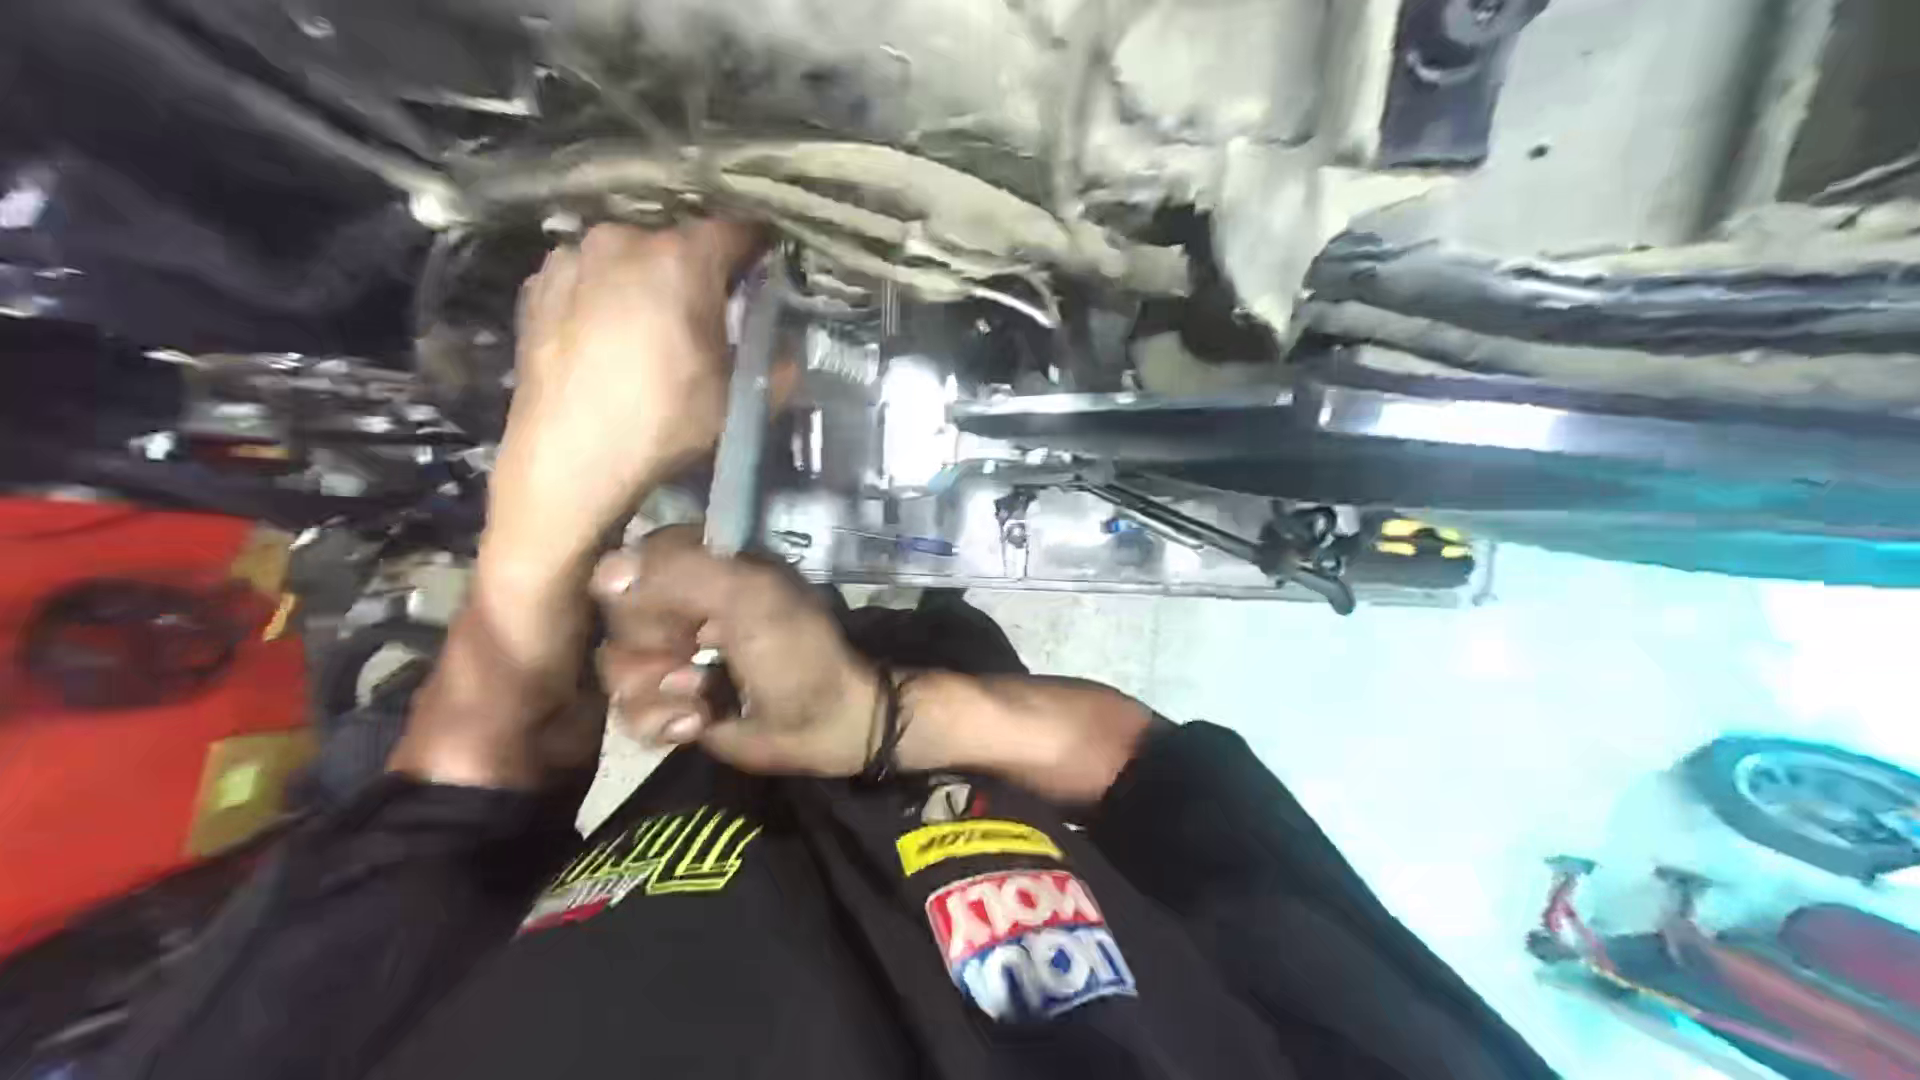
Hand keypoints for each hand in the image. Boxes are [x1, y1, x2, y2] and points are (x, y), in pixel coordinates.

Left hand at [484, 220, 762, 578]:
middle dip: (700, 268)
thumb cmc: (665, 422)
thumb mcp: (740, 400)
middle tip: (709, 310)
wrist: (570, 457)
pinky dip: (606, 292)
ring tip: (653, 323)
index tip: (766, 270)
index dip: (758, 249)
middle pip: (678, 240)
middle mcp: (623, 239)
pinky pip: (588, 275)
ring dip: (648, 277)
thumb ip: (776, 366)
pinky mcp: (537, 285)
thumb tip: (785, 351)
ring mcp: (572, 258)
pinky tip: (608, 333)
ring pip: (629, 255)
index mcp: (681, 259)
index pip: (736, 231)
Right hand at [591, 527, 882, 775]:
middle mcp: (689, 607)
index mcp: (713, 569)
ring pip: (619, 667)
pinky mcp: (674, 701)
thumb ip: (683, 574)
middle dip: (649, 648)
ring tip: (697, 698)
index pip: (639, 560)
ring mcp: (679, 655)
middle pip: (620, 618)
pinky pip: (631, 709)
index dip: (638, 591)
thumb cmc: (796, 654)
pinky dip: (660, 721)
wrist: (824, 726)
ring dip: (654, 690)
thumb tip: (606, 572)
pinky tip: (695, 724)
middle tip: (688, 660)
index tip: (663, 614)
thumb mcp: (749, 600)